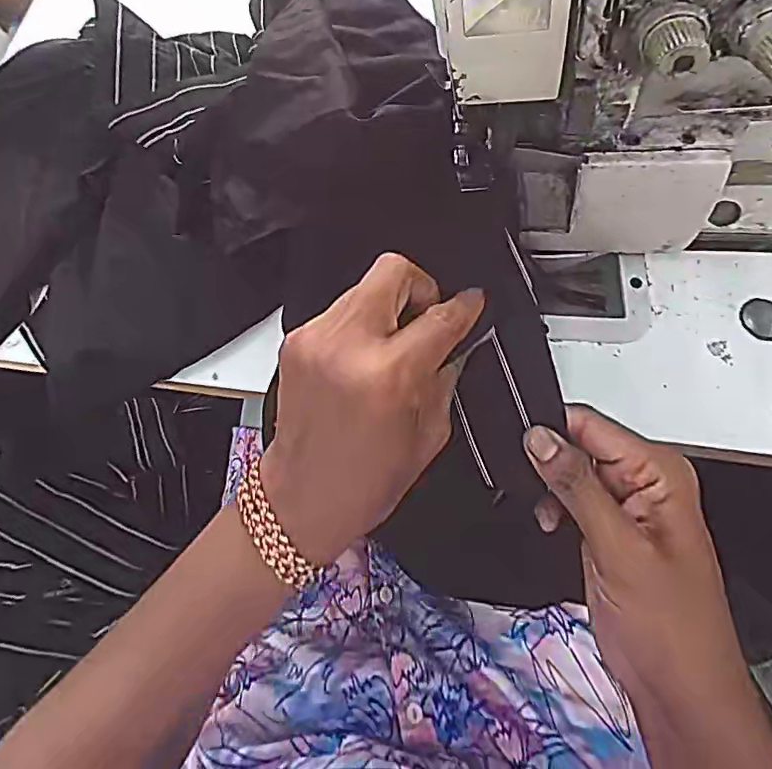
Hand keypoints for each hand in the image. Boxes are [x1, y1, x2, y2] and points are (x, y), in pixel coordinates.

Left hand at [260, 253, 484, 565]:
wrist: (299, 500)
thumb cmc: (359, 482)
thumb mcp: (427, 435)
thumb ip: (445, 377)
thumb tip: (454, 341)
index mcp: (388, 376)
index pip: (441, 316)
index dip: (466, 305)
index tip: (473, 302)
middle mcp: (347, 347)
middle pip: (394, 270)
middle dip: (423, 286)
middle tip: (428, 313)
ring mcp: (316, 340)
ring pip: (366, 284)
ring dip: (389, 306)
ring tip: (395, 341)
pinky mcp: (298, 341)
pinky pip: (342, 310)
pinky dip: (362, 323)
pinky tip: (367, 354)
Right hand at [526, 406, 771, 765]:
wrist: (680, 694)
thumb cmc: (673, 632)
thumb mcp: (618, 549)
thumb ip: (576, 487)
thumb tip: (541, 439)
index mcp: (660, 471)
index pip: (593, 426)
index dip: (554, 434)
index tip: (524, 449)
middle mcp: (646, 482)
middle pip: (580, 446)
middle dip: (552, 466)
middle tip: (542, 496)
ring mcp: (627, 506)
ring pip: (571, 474)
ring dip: (553, 492)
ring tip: (553, 520)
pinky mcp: (610, 529)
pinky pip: (572, 500)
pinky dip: (556, 511)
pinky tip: (555, 527)